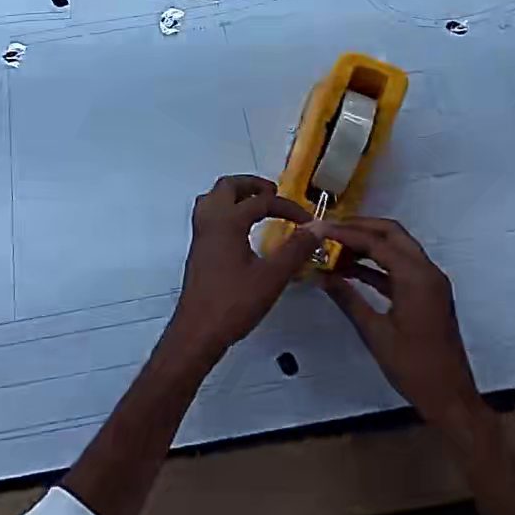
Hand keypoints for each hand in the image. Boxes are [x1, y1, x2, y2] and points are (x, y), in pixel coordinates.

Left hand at [165, 176, 320, 362]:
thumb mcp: (272, 276)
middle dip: (252, 185)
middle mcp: (209, 220)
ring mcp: (200, 234)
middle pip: (227, 186)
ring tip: (258, 205)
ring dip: (235, 195)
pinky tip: (242, 228)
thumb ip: (295, 249)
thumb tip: (316, 228)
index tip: (307, 220)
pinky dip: (226, 209)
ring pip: (213, 198)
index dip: (286, 207)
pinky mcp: (199, 248)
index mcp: (226, 221)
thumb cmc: (234, 302)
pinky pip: (209, 214)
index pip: (260, 201)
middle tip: (274, 194)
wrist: (199, 329)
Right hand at [320, 217, 483, 426]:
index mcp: (416, 277)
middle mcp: (427, 272)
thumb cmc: (413, 366)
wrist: (450, 398)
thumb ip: (347, 298)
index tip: (320, 229)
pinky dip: (376, 264)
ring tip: (335, 249)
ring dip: (368, 245)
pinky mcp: (427, 294)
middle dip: (360, 228)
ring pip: (396, 248)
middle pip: (391, 234)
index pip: (376, 242)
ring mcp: (429, 282)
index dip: (345, 233)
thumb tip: (321, 275)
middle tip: (330, 232)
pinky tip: (350, 270)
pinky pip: (399, 267)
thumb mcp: (374, 332)